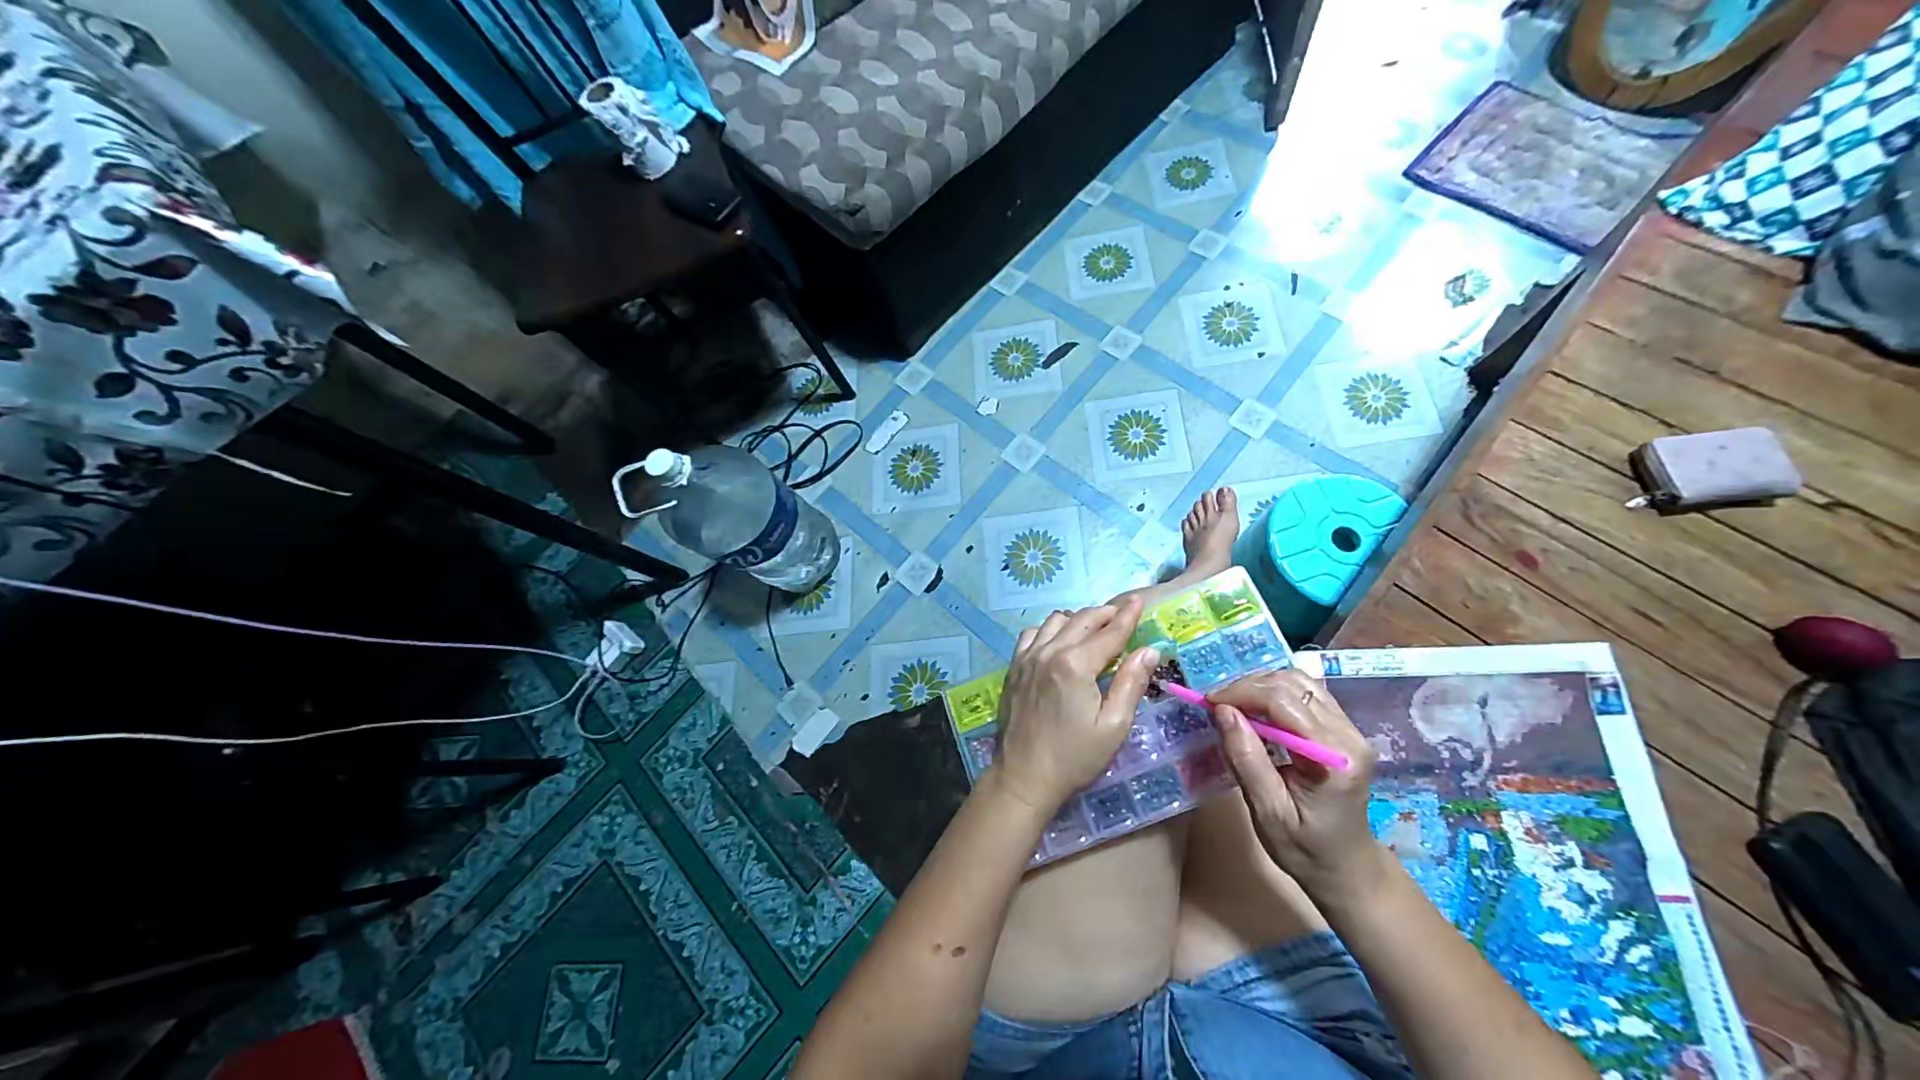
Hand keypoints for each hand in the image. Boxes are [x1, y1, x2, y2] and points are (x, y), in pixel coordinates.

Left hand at [991, 598, 1157, 813]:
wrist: (1023, 776)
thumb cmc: (1074, 757)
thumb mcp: (1113, 726)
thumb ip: (1131, 683)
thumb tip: (1149, 650)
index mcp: (1076, 665)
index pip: (1109, 633)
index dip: (1127, 616)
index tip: (1140, 600)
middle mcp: (1049, 652)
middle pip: (1082, 620)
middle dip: (1105, 614)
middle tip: (1122, 614)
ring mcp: (1027, 658)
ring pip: (1055, 622)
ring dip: (1078, 619)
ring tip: (1094, 629)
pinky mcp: (1014, 667)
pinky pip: (1032, 634)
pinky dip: (1049, 630)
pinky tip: (1059, 641)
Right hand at [1210, 669, 1385, 899]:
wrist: (1345, 867)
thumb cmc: (1305, 848)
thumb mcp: (1268, 810)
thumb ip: (1246, 758)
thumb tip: (1222, 711)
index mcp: (1334, 756)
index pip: (1284, 702)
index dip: (1242, 693)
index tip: (1208, 702)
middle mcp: (1348, 734)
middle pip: (1292, 685)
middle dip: (1247, 687)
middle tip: (1216, 705)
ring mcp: (1348, 728)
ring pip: (1298, 682)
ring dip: (1259, 686)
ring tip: (1233, 706)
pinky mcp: (1340, 727)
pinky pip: (1304, 693)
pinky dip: (1273, 693)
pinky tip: (1255, 710)